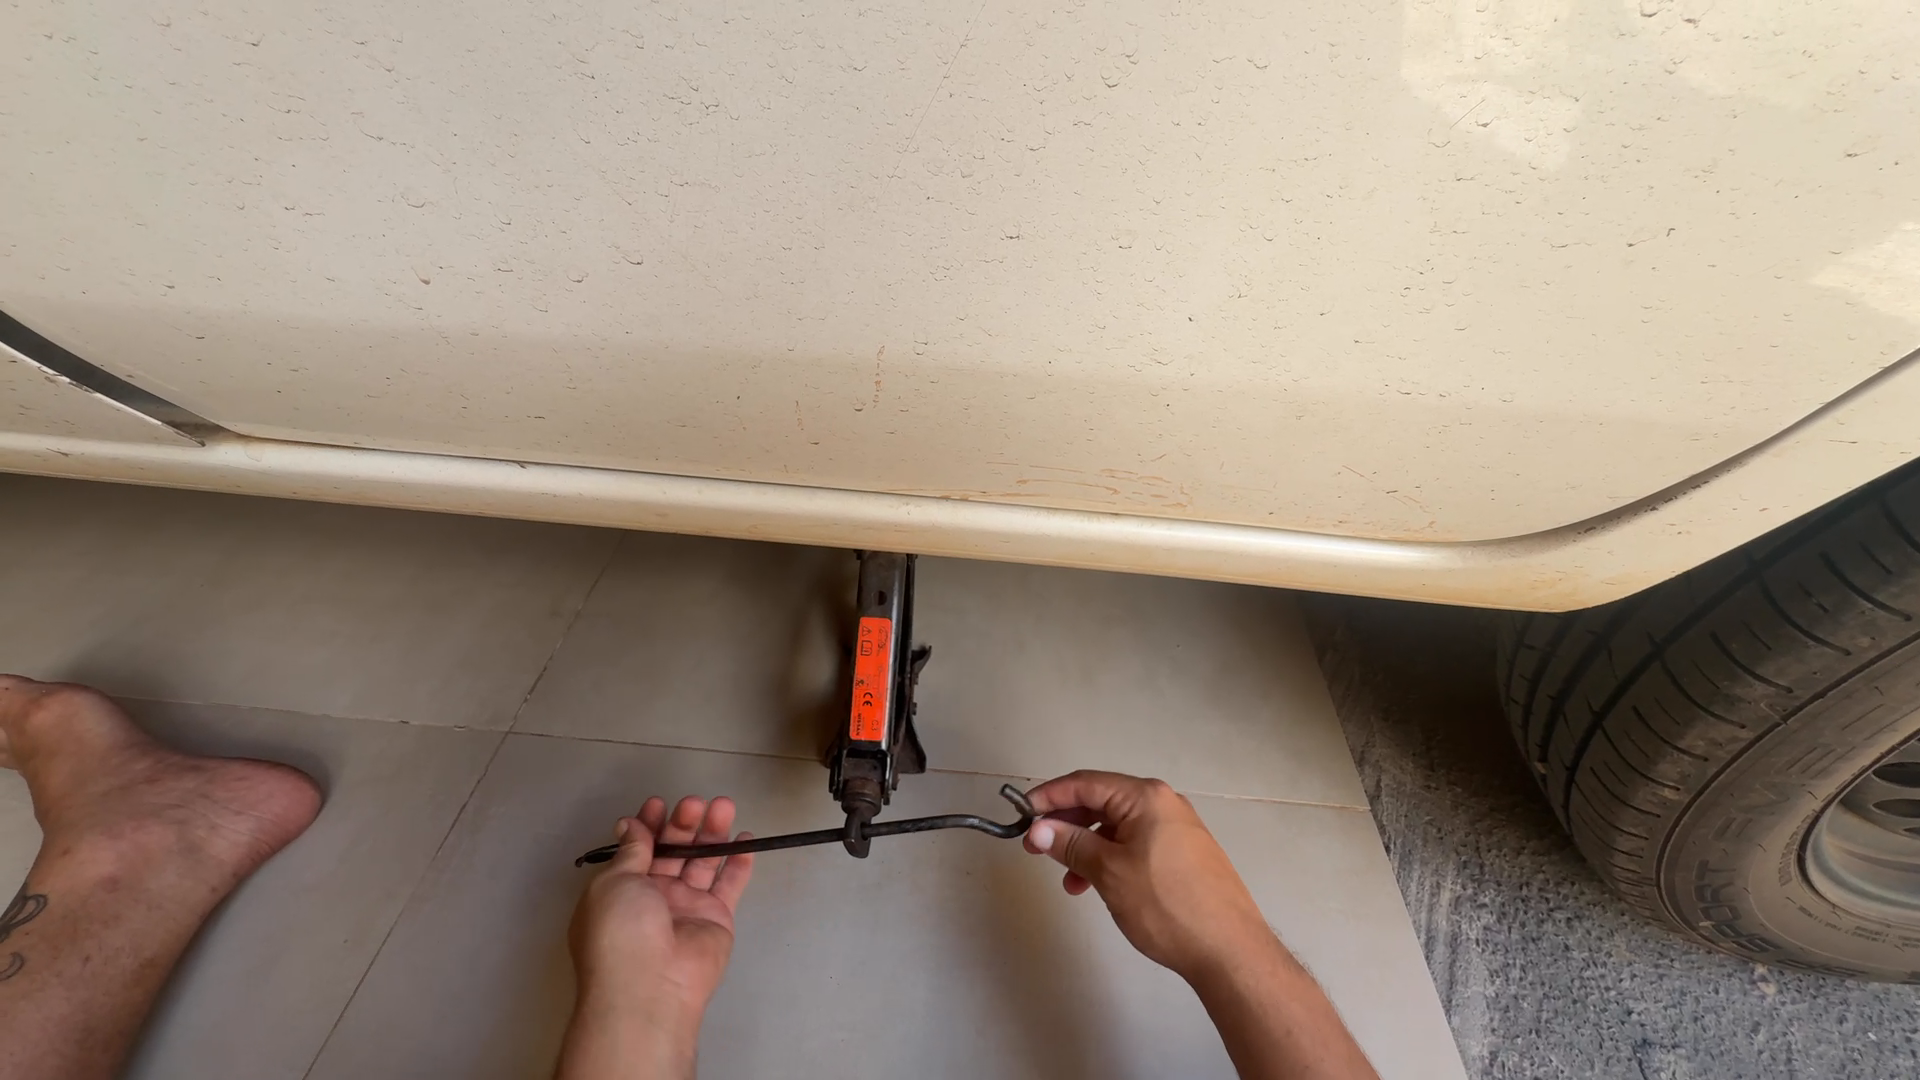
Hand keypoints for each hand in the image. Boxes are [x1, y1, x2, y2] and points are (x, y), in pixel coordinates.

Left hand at [557, 796, 753, 1079]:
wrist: (652, 986)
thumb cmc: (622, 932)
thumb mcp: (614, 883)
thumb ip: (632, 851)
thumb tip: (630, 824)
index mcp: (622, 891)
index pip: (637, 850)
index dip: (647, 825)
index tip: (658, 804)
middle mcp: (653, 897)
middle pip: (673, 851)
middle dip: (683, 824)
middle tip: (695, 803)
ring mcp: (686, 907)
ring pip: (702, 861)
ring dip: (712, 833)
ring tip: (724, 806)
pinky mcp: (716, 917)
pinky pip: (730, 884)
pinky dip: (740, 862)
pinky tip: (747, 839)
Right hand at [1023, 770, 1271, 980]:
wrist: (1231, 952)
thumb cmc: (1165, 903)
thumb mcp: (1109, 872)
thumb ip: (1070, 844)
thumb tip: (1037, 829)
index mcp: (1145, 796)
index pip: (1085, 782)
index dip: (1049, 795)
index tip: (1022, 813)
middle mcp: (1162, 802)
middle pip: (1101, 801)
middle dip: (1065, 823)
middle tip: (1035, 846)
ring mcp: (1176, 827)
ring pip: (1116, 826)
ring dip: (1086, 846)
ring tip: (1067, 879)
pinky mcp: (1182, 853)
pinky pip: (1134, 843)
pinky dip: (1109, 858)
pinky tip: (1096, 886)